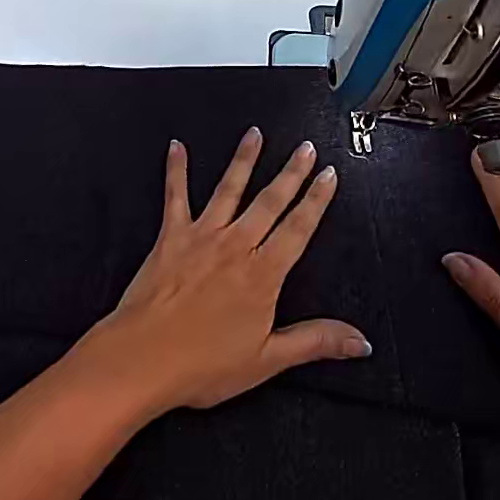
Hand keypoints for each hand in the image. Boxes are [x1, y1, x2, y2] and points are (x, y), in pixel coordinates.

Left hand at [66, 129, 368, 415]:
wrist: (139, 362)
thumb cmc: (200, 365)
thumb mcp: (266, 359)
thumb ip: (315, 342)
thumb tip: (359, 342)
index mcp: (262, 274)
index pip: (298, 228)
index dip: (317, 199)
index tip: (328, 175)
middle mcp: (236, 246)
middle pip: (270, 201)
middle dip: (292, 172)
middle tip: (306, 148)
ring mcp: (202, 237)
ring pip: (229, 189)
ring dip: (245, 159)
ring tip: (256, 134)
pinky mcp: (171, 237)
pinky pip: (175, 196)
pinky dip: (176, 170)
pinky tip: (177, 147)